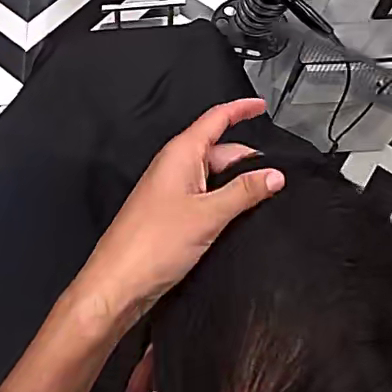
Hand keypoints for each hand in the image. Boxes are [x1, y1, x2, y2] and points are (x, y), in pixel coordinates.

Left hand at [75, 99, 283, 327]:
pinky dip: (224, 199)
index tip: (261, 105)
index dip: (241, 109)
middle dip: (247, 159)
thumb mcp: (209, 214)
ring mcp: (172, 189)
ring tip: (261, 197)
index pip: (216, 118)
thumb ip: (245, 192)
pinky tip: (237, 214)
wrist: (116, 286)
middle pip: (220, 149)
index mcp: (181, 153)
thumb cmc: (151, 245)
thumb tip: (275, 175)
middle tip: (275, 177)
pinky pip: (204, 195)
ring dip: (236, 182)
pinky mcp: (171, 212)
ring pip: (213, 174)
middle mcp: (175, 165)